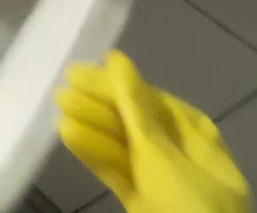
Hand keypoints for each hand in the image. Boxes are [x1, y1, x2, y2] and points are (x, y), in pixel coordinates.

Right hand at [56, 51, 251, 212]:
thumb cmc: (193, 208)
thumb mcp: (161, 154)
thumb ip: (134, 107)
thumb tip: (116, 58)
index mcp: (197, 138)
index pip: (148, 99)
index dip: (113, 85)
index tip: (77, 74)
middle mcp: (179, 154)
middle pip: (133, 122)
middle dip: (98, 106)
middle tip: (61, 93)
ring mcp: (161, 181)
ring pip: (121, 146)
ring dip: (91, 127)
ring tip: (59, 110)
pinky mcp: (144, 204)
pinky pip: (118, 171)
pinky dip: (95, 155)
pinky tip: (69, 135)